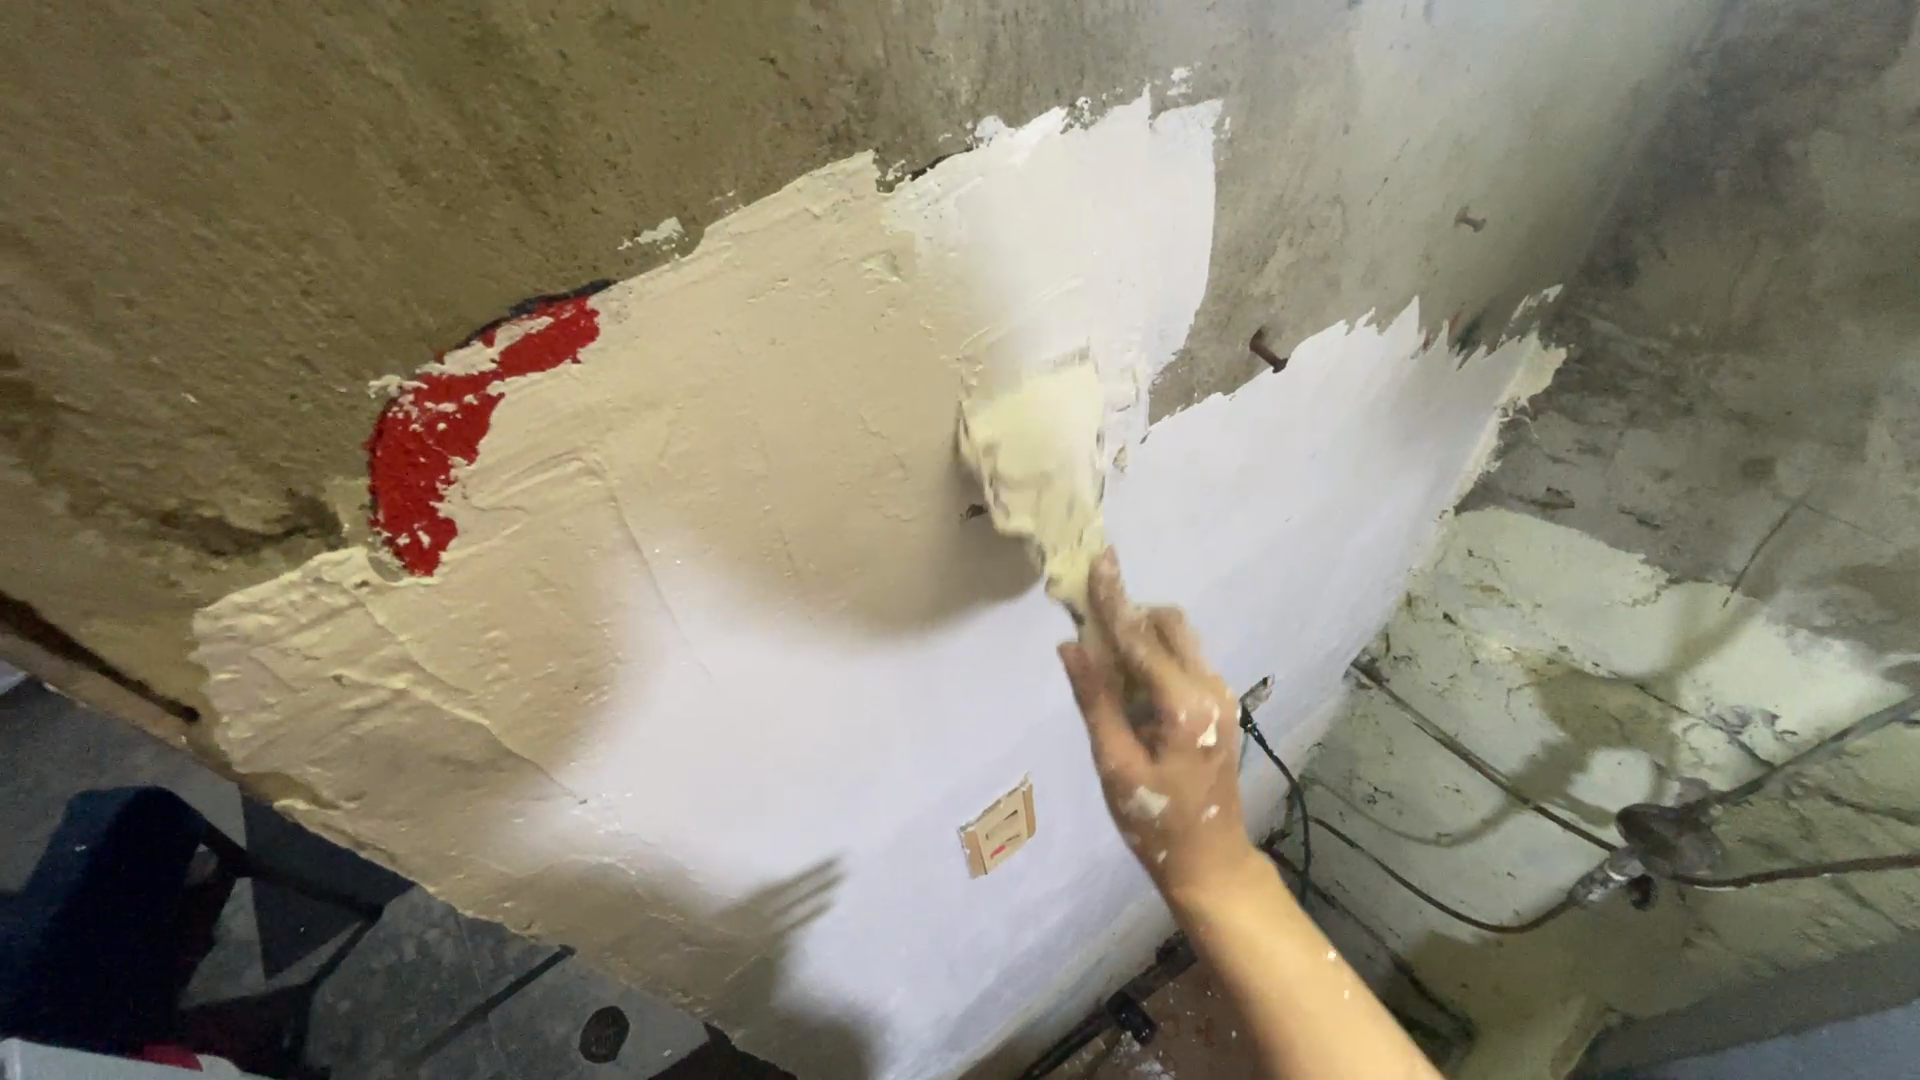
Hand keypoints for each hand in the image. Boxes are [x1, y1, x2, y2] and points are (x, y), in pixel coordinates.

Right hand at [1058, 549, 1256, 901]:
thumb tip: (1071, 646)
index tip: (1099, 560)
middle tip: (1090, 631)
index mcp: (1184, 704)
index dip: (1113, 599)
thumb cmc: (1155, 822)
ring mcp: (1220, 696)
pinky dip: (1154, 657)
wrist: (1211, 861)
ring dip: (1142, 636)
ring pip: (1179, 640)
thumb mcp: (1114, 764)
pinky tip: (1130, 687)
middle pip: (1169, 624)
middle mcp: (1209, 688)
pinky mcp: (1218, 706)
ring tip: (1106, 664)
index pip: (1139, 637)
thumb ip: (1095, 700)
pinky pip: (1183, 661)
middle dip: (1130, 615)